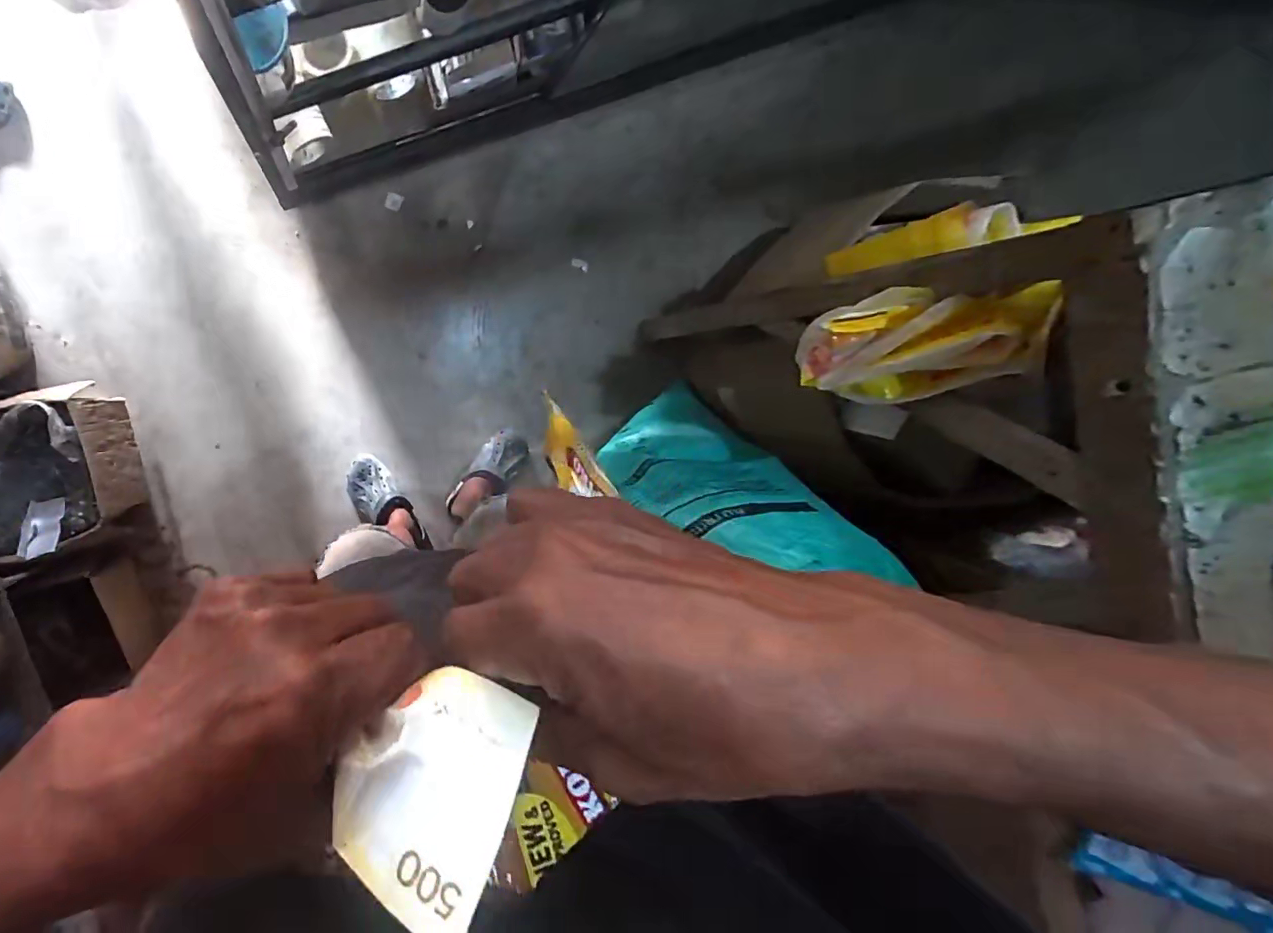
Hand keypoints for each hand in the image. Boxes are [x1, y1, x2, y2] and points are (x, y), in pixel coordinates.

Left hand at [3, 570, 426, 895]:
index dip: (412, 665)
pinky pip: (291, 580)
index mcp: (317, 688)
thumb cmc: (214, 811)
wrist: (123, 775)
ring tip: (321, 651)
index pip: (404, 644)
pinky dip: (301, 604)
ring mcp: (254, 600)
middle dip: (381, 641)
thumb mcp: (306, 809)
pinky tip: (281, 633)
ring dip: (342, 621)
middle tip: (365, 671)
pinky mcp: (225, 587)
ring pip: (335, 589)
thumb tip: (389, 711)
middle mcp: (292, 630)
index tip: (403, 684)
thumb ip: (362, 750)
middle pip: (375, 609)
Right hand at [442, 489, 983, 803]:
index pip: (452, 640)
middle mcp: (534, 557)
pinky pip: (533, 507)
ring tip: (542, 608)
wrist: (820, 661)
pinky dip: (530, 534)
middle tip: (525, 661)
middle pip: (464, 583)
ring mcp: (569, 522)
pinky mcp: (604, 506)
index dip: (467, 675)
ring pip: (490, 542)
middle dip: (481, 625)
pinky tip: (569, 563)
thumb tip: (507, 715)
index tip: (493, 696)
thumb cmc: (722, 728)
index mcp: (530, 621)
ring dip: (501, 578)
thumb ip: (539, 736)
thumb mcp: (621, 766)